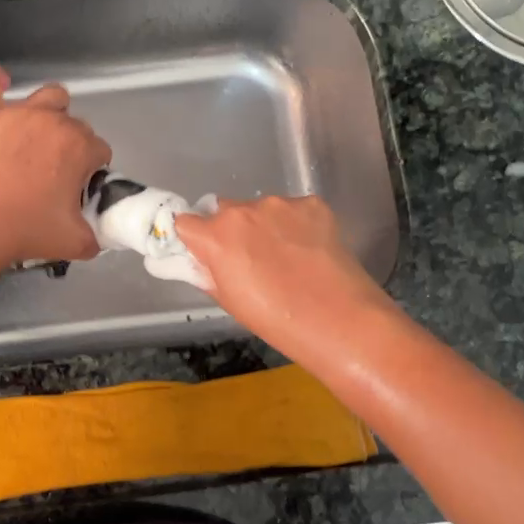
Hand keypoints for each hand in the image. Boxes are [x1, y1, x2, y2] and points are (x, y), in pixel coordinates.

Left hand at [0, 63, 110, 267]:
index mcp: (80, 147)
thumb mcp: (77, 242)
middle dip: (74, 148)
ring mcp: (18, 116)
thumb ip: (95, 237)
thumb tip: (97, 238)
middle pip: (77, 126)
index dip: (92, 171)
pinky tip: (0, 83)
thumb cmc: (28, 231)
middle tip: (57, 178)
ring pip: (50, 97)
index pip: (100, 151)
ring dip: (53, 113)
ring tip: (42, 140)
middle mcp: (53, 122)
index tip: (78, 191)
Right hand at [174, 195, 393, 359]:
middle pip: (223, 211)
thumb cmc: (273, 319)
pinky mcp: (312, 204)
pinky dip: (295, 225)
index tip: (204, 254)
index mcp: (216, 235)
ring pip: (259, 209)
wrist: (337, 317)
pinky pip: (292, 210)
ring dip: (263, 226)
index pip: (185, 221)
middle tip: (248, 259)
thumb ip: (207, 271)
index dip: (193, 238)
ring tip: (285, 257)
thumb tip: (199, 259)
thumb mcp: (227, 300)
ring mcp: (281, 204)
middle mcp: (244, 210)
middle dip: (229, 230)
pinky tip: (308, 250)